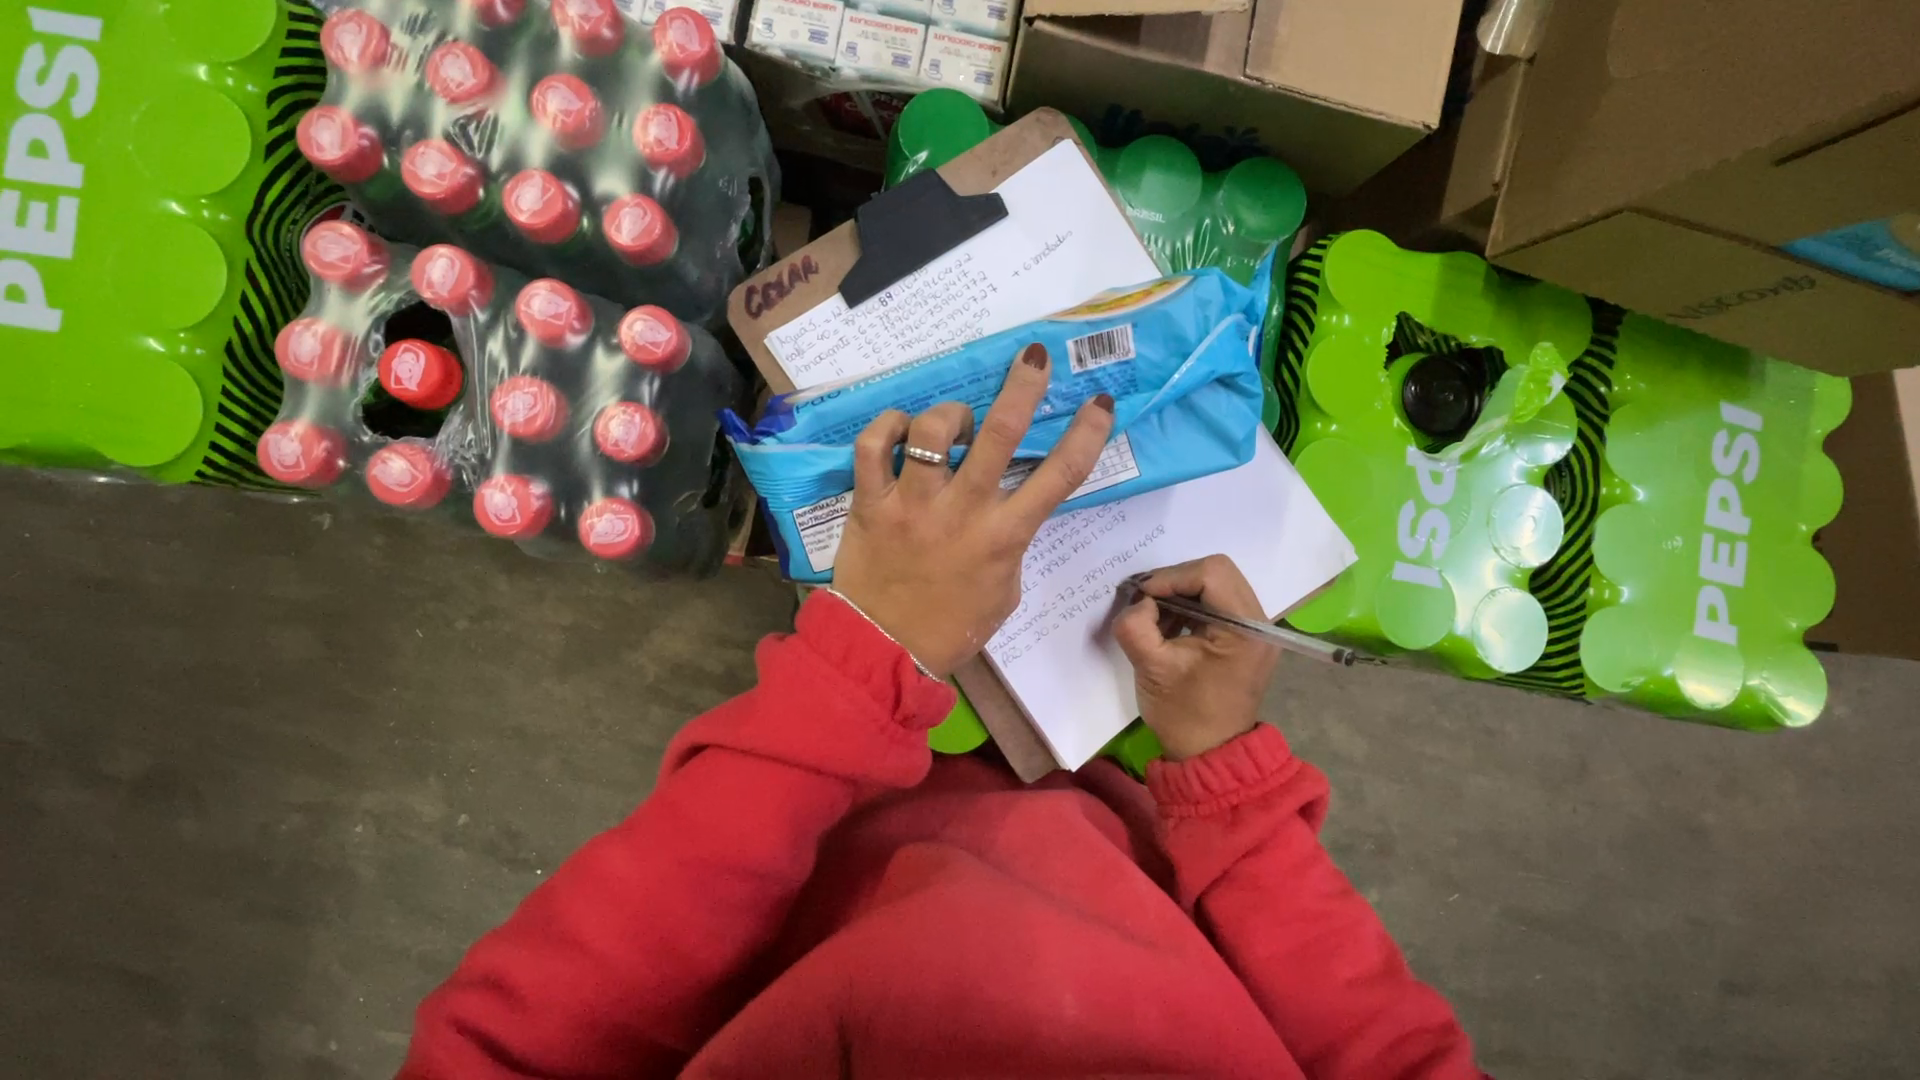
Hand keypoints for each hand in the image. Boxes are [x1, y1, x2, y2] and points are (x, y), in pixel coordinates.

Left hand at [832, 343, 1115, 676]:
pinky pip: (873, 447)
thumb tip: (1007, 507)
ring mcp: (913, 505)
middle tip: (1033, 358)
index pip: (1060, 477)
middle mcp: (964, 511)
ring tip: (956, 423)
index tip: (1100, 404)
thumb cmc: (953, 626)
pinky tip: (900, 429)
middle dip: (1023, 388)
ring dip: (951, 414)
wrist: (884, 651)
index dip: (1087, 435)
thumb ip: (1011, 543)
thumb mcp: (1005, 589)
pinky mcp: (871, 503)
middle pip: (1000, 435)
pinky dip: (887, 427)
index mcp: (1005, 536)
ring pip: (933, 432)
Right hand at [1113, 556, 1279, 760]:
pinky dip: (1189, 605)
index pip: (1211, 573)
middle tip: (1147, 603)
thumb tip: (1139, 603)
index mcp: (1244, 629)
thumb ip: (1137, 626)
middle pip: (1216, 571)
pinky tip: (1169, 626)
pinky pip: (1216, 601)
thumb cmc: (1183, 714)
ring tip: (1155, 617)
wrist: (1210, 754)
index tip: (1143, 598)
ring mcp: (1254, 628)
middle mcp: (1258, 622)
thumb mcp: (1151, 668)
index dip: (1171, 577)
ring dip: (1180, 593)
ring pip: (1216, 583)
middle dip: (1175, 581)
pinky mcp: (1244, 636)